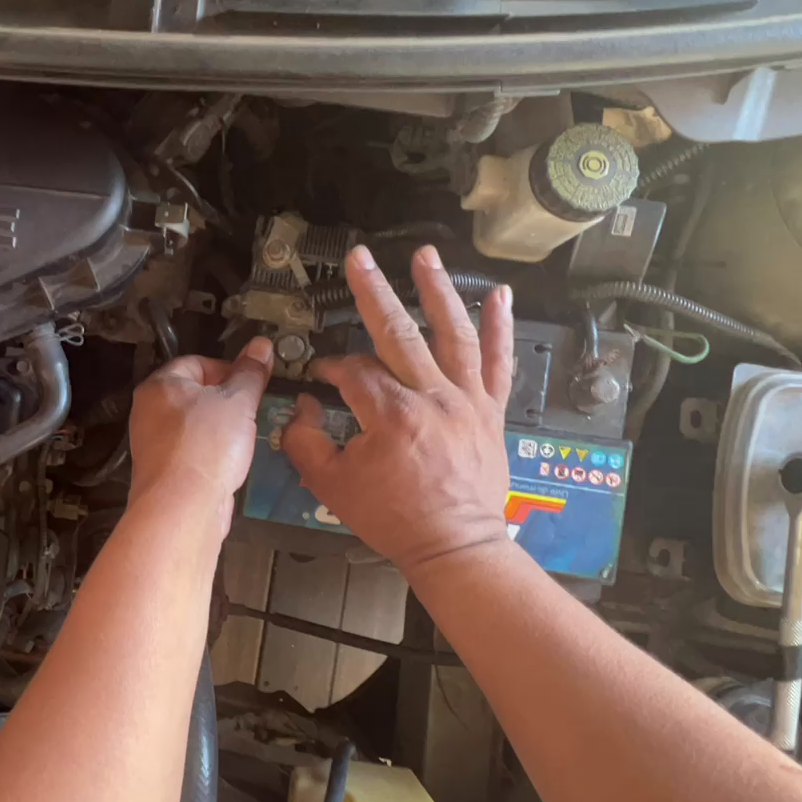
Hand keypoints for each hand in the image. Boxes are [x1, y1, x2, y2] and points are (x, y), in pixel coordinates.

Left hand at [127, 336, 272, 506]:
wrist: (182, 508)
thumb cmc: (208, 445)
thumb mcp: (237, 401)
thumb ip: (250, 373)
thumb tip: (261, 344)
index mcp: (159, 385)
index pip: (196, 362)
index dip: (228, 368)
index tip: (252, 383)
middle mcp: (149, 411)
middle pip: (195, 393)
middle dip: (227, 400)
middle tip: (253, 409)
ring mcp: (153, 443)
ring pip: (195, 424)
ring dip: (222, 428)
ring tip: (246, 436)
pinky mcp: (163, 471)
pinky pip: (192, 451)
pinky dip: (212, 452)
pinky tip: (231, 462)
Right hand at [283, 245, 515, 575]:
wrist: (454, 545)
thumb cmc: (391, 517)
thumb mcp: (330, 485)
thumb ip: (303, 441)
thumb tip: (301, 408)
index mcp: (389, 413)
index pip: (352, 371)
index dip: (330, 368)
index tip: (320, 376)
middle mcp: (431, 396)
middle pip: (397, 332)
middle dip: (372, 292)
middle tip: (359, 257)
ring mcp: (467, 400)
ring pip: (452, 334)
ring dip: (437, 291)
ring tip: (425, 256)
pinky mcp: (491, 410)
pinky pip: (499, 363)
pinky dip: (500, 327)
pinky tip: (499, 294)